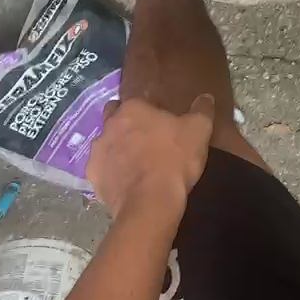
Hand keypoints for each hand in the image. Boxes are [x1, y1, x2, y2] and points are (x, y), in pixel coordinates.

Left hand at [86, 94, 215, 223]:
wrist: (151, 202)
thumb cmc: (174, 159)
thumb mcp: (199, 130)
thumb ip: (202, 109)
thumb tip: (206, 96)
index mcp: (133, 108)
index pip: (138, 100)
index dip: (149, 109)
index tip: (160, 121)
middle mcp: (110, 124)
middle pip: (114, 116)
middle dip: (126, 122)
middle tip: (144, 137)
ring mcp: (98, 150)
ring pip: (106, 142)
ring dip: (117, 147)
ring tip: (135, 162)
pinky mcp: (92, 176)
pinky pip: (101, 168)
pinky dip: (111, 172)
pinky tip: (124, 181)